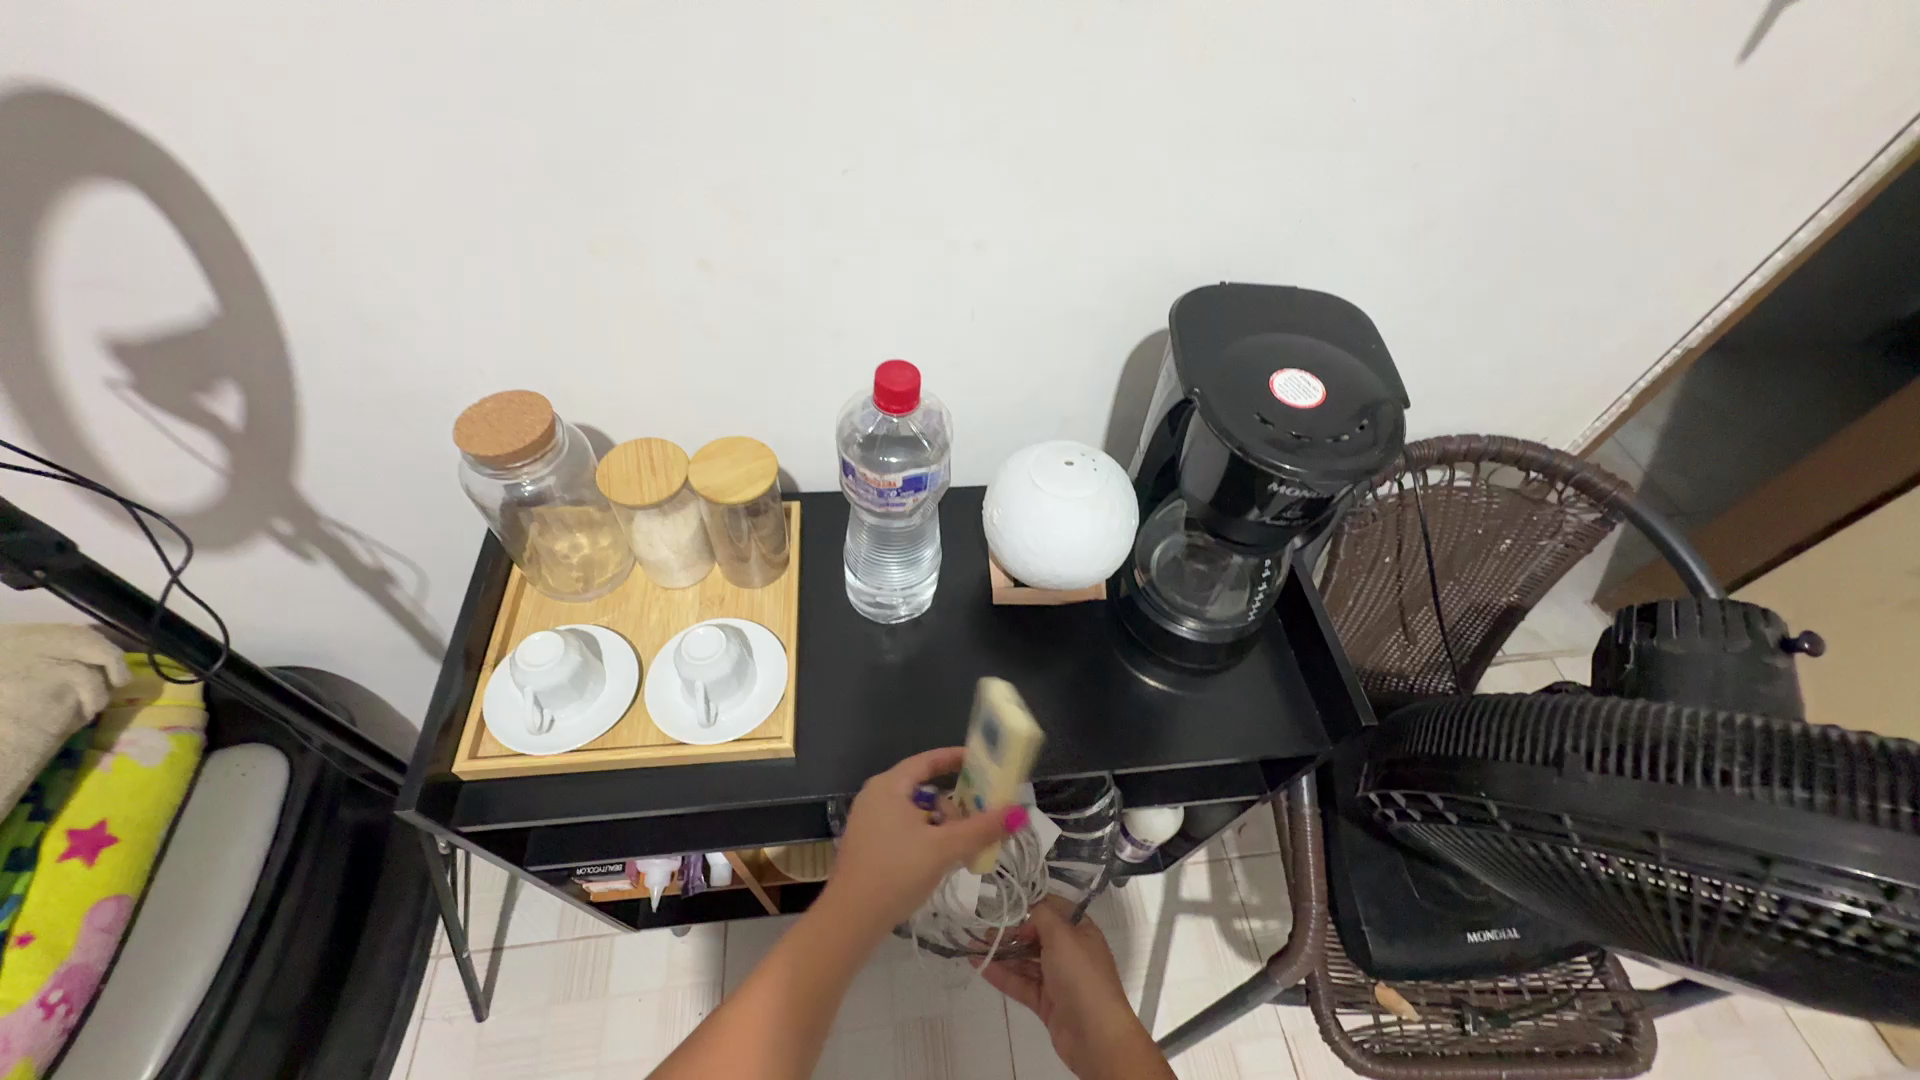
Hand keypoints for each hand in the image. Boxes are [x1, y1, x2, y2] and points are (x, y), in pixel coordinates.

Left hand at [820, 747, 1026, 933]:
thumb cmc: (896, 872)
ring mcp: (870, 822)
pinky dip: (928, 837)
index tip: (982, 762)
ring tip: (965, 847)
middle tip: (980, 819)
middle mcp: (876, 797)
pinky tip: (943, 860)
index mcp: (889, 786)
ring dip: (943, 825)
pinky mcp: (869, 846)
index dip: (956, 759)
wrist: (851, 920)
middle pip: (925, 789)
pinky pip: (906, 830)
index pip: (928, 760)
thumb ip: (982, 828)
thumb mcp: (944, 848)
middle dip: (955, 804)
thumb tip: (1019, 812)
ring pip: (917, 813)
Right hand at [978, 896, 1166, 1079]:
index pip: (1055, 909)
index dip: (1032, 906)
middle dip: (1011, 931)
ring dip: (1002, 952)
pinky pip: (1021, 983)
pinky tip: (980, 965)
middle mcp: (1070, 952)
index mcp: (1081, 931)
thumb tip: (1027, 916)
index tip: (1008, 905)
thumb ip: (1041, 916)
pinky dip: (1001, 974)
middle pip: (1036, 936)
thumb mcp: (1062, 936)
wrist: (1096, 1035)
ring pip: (1026, 961)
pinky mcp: (1046, 1002)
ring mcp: (1057, 979)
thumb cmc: (1081, 976)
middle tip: (984, 929)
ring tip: (975, 945)